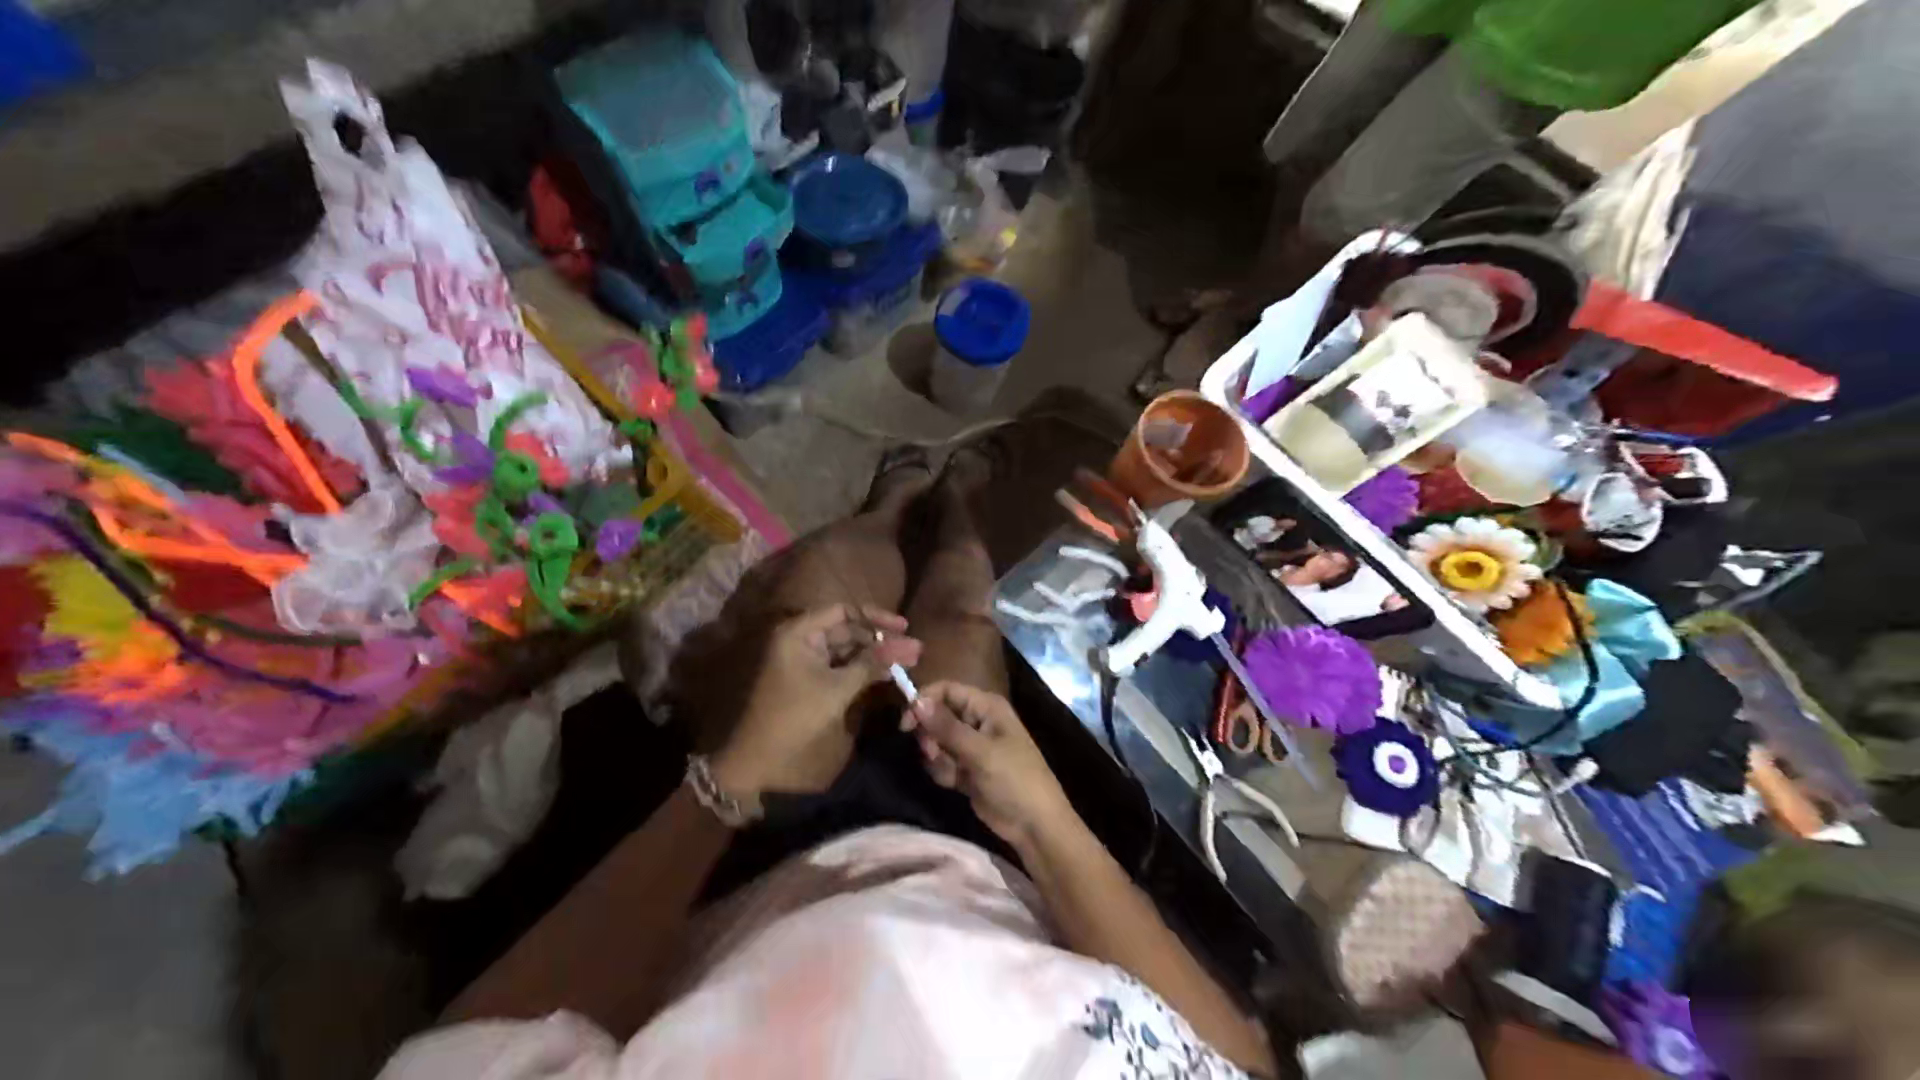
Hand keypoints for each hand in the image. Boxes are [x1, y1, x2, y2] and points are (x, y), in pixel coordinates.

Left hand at [714, 605, 921, 801]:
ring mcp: (805, 663)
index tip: (904, 628)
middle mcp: (801, 641)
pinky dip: (863, 671)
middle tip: (914, 651)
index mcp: (800, 633)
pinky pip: (842, 669)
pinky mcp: (811, 684)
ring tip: (907, 663)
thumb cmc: (796, 717)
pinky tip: (887, 676)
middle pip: (848, 630)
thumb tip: (912, 646)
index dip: (875, 617)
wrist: (759, 762)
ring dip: (875, 657)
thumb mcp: (838, 688)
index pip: (844, 611)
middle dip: (880, 640)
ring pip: (847, 651)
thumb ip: (873, 664)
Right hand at [903, 681, 1079, 851]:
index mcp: (986, 706)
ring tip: (953, 774)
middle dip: (930, 736)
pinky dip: (943, 772)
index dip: (924, 702)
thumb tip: (916, 701)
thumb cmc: (1014, 779)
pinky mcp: (965, 768)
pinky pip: (941, 762)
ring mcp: (971, 745)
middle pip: (937, 715)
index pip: (946, 690)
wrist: (1034, 824)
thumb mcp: (980, 752)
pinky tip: (956, 784)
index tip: (905, 725)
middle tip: (933, 753)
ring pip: (936, 741)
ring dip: (937, 758)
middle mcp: (977, 720)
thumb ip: (946, 727)